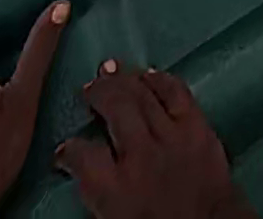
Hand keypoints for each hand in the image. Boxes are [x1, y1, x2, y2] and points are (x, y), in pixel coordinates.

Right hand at [55, 61, 257, 218]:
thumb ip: (98, 194)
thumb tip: (84, 173)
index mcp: (115, 190)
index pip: (82, 157)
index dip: (69, 150)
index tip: (65, 149)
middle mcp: (141, 155)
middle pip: (116, 109)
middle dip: (99, 93)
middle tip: (88, 86)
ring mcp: (171, 135)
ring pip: (144, 95)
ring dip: (125, 79)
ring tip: (110, 69)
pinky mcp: (197, 125)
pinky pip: (177, 92)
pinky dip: (161, 79)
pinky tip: (150, 73)